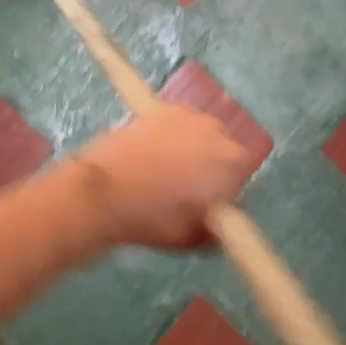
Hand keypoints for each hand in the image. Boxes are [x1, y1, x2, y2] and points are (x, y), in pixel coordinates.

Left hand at [69, 104, 252, 249]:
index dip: (223, 189)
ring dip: (188, 146)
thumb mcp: (196, 238)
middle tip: (183, 186)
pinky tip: (149, 151)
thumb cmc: (155, 217)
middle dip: (207, 164)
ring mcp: (187, 113)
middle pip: (220, 148)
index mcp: (233, 162)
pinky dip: (167, 134)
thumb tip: (218, 219)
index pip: (239, 175)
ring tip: (162, 168)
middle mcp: (217, 130)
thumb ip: (219, 226)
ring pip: (197, 133)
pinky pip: (174, 123)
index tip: (205, 202)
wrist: (106, 189)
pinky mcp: (159, 106)